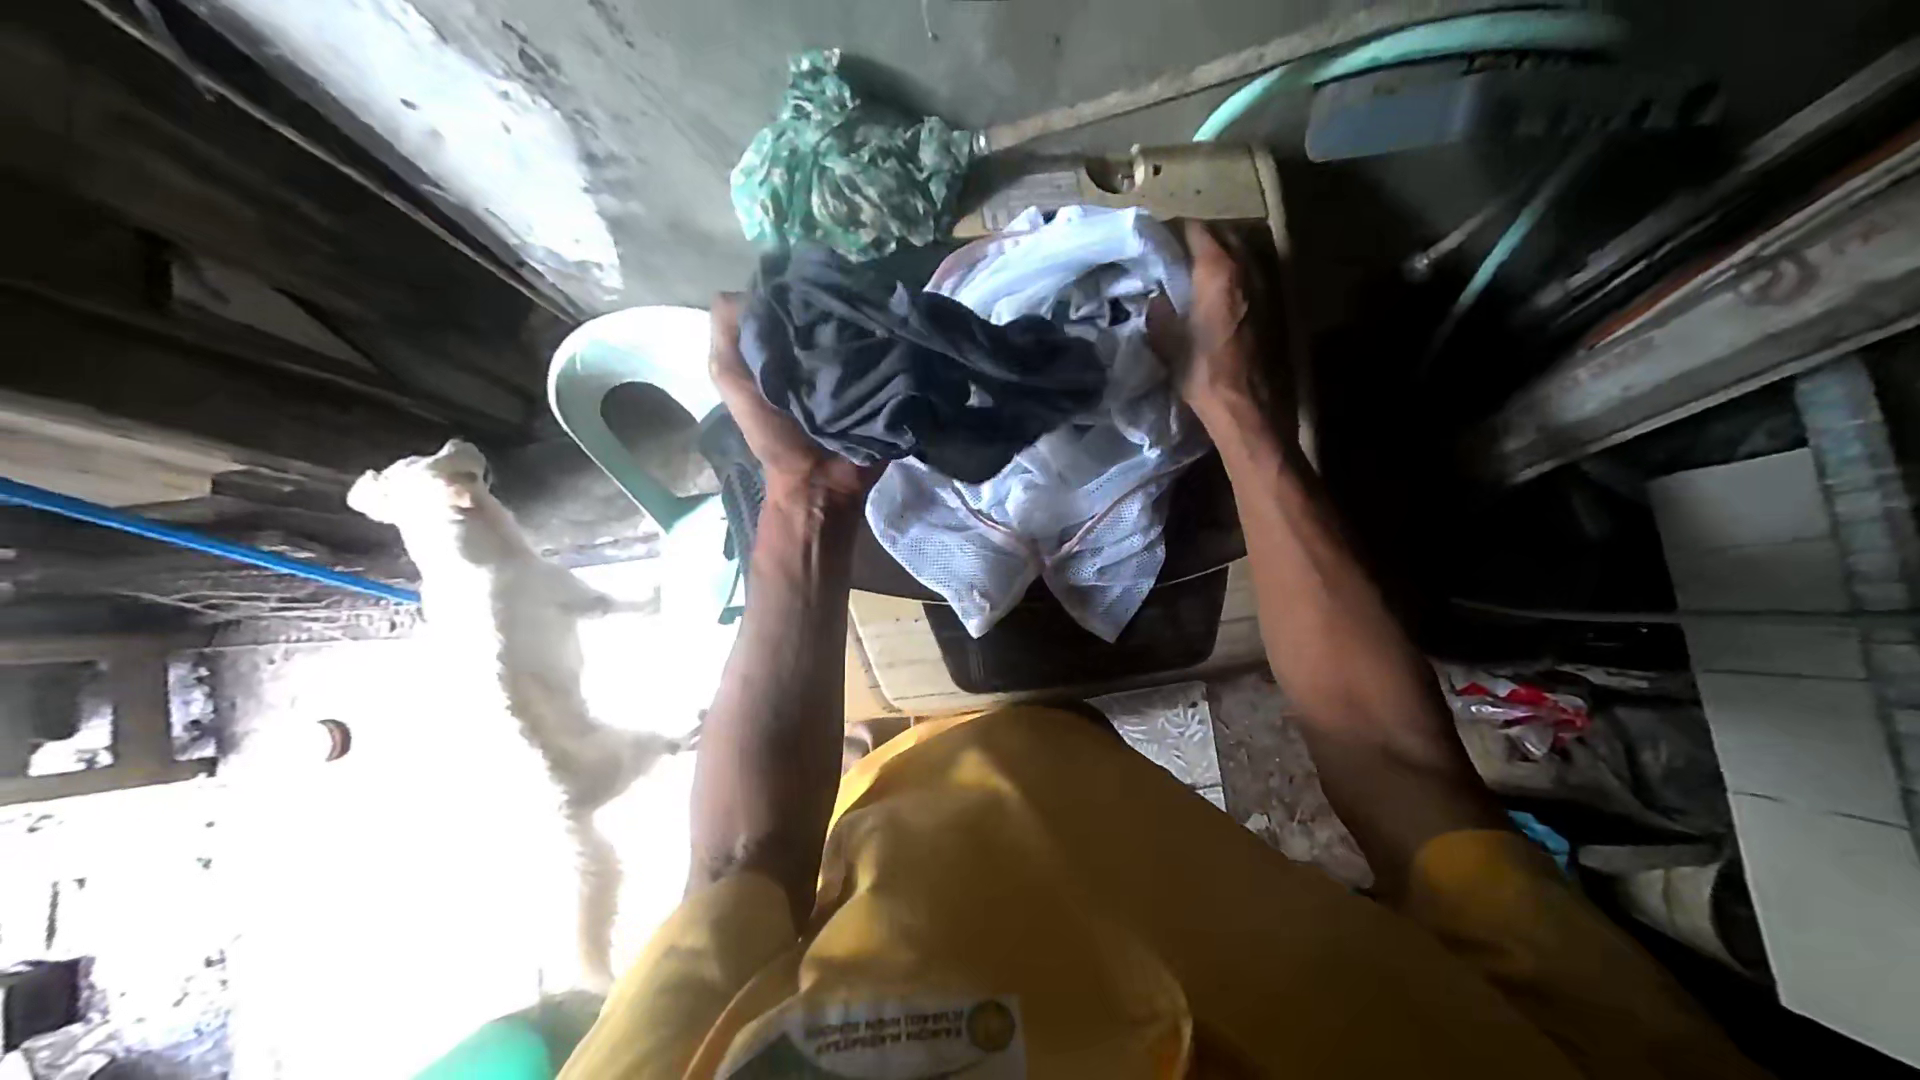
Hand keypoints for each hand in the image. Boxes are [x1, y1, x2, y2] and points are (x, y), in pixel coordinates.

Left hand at [708, 293, 882, 507]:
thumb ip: (728, 334)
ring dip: (868, 319)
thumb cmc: (774, 434)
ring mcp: (856, 366)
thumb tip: (753, 285)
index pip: (798, 298)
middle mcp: (822, 350)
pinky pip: (892, 355)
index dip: (803, 283)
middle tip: (852, 288)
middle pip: (834, 308)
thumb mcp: (732, 378)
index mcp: (787, 344)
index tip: (816, 272)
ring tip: (876, 307)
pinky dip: (892, 344)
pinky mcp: (885, 383)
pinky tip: (894, 331)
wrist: (817, 480)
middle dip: (839, 297)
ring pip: (864, 327)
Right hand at [1148, 221, 1276, 426]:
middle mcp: (1246, 269)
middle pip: (1223, 235)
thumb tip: (1158, 300)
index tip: (1157, 241)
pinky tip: (1215, 293)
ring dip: (1219, 255)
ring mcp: (1264, 285)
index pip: (1196, 230)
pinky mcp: (1272, 305)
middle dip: (1199, 239)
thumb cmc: (1203, 373)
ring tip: (1194, 271)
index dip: (1174, 232)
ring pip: (1240, 253)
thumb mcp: (1168, 344)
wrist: (1246, 405)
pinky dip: (1232, 274)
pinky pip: (1249, 274)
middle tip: (1175, 254)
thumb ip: (1160, 315)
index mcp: (1217, 272)